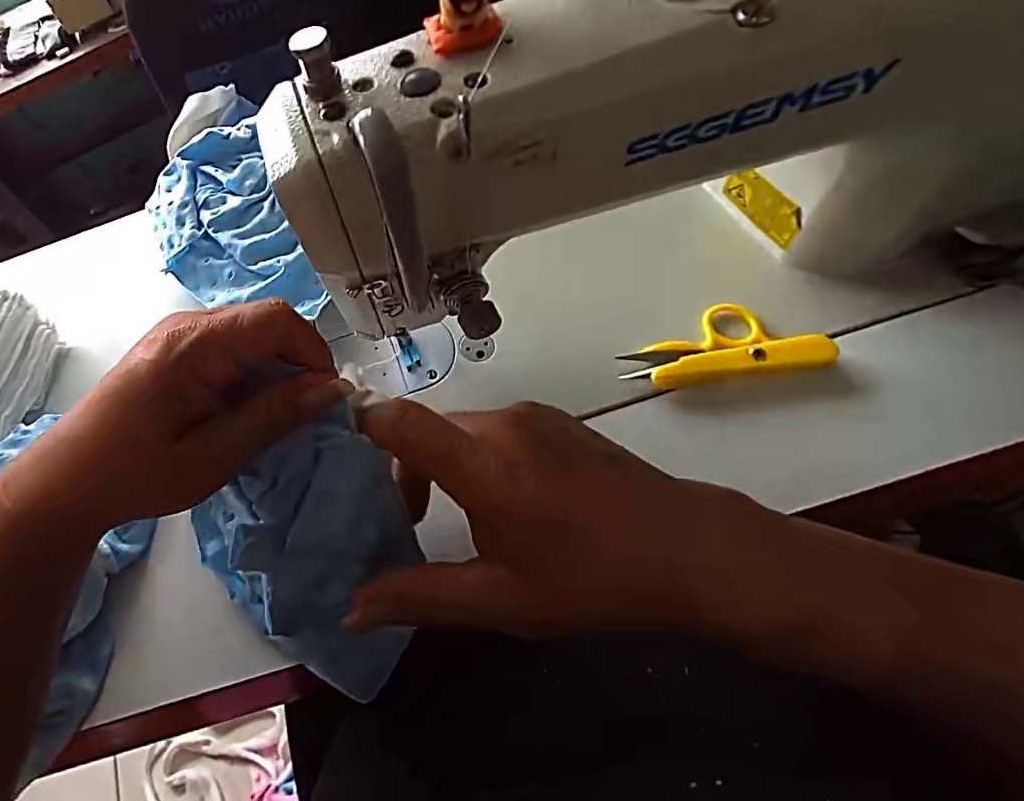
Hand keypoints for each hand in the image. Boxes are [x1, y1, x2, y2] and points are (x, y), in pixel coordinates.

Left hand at [0, 301, 351, 533]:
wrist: (66, 479)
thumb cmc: (133, 474)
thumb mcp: (211, 456)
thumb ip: (272, 417)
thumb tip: (330, 389)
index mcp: (193, 344)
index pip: (277, 319)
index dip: (313, 351)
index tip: (323, 397)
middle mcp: (187, 324)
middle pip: (268, 322)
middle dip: (297, 364)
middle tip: (302, 415)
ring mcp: (179, 331)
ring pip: (254, 334)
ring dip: (276, 371)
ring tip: (272, 419)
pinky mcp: (176, 345)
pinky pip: (233, 345)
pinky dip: (253, 373)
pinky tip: (244, 411)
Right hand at [345, 400, 801, 639]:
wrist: (686, 546)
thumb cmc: (592, 578)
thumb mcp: (503, 600)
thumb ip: (421, 597)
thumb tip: (353, 609)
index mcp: (484, 464)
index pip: (400, 421)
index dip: (360, 427)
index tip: (336, 457)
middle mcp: (501, 423)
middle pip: (423, 430)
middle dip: (404, 471)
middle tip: (406, 522)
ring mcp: (529, 415)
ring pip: (457, 430)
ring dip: (441, 465)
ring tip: (459, 519)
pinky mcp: (549, 417)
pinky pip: (490, 428)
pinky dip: (473, 455)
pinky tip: (503, 499)